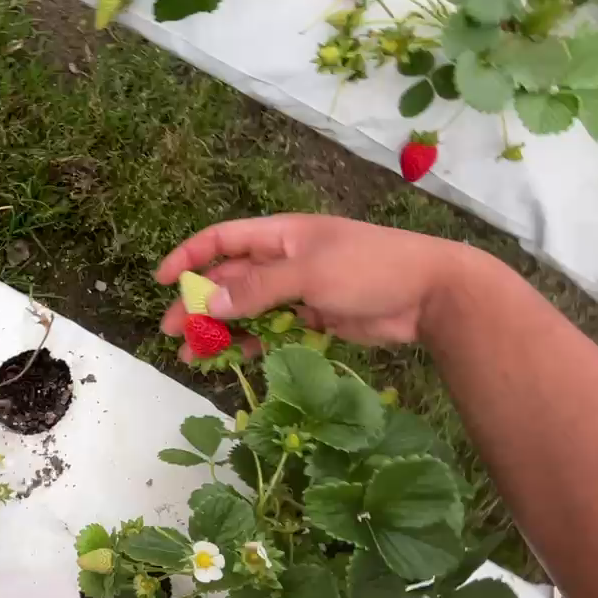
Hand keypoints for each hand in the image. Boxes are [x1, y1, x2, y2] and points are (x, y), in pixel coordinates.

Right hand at [155, 214, 477, 360]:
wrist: (434, 296)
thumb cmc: (373, 267)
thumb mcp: (310, 273)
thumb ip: (258, 289)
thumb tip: (211, 304)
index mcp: (280, 236)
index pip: (221, 240)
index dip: (188, 257)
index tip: (162, 280)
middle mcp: (282, 261)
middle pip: (226, 281)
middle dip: (198, 304)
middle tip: (173, 332)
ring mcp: (295, 290)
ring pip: (243, 310)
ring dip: (218, 331)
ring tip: (194, 356)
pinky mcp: (310, 317)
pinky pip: (268, 330)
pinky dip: (248, 344)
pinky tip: (231, 361)